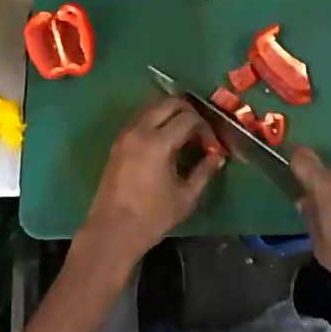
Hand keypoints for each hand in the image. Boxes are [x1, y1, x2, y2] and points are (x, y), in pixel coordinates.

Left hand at [80, 97, 224, 259]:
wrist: (113, 229)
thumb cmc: (153, 216)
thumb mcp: (186, 197)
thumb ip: (204, 172)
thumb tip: (217, 156)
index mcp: (159, 142)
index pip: (189, 118)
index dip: (206, 128)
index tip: (212, 147)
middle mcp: (141, 129)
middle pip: (170, 102)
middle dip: (190, 112)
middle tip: (201, 133)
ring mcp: (127, 132)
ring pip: (153, 105)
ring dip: (172, 112)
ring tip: (185, 133)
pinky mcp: (119, 140)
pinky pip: (141, 116)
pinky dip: (156, 118)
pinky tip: (166, 138)